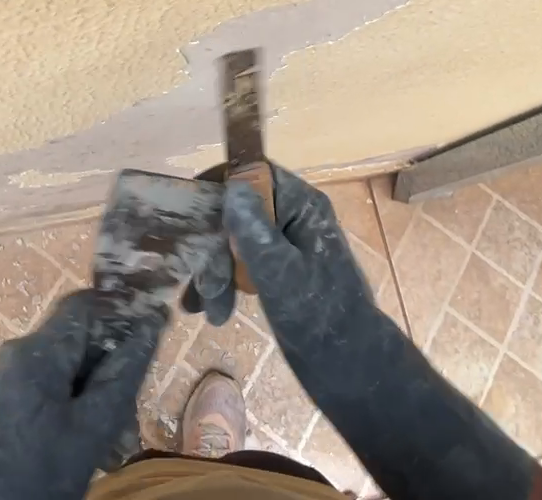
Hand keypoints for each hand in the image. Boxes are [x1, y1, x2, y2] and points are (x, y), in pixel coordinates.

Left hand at [0, 290, 160, 499]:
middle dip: (97, 371)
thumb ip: (121, 375)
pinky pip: (13, 398)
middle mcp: (2, 358)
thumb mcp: (90, 432)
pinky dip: (40, 412)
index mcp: (33, 353)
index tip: (141, 342)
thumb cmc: (35, 480)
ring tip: (92, 442)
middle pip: (63, 345)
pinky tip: (50, 450)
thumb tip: (150, 325)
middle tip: (123, 417)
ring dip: (71, 396)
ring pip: (39, 375)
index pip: (82, 306)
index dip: (116, 315)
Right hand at [224, 166, 537, 499]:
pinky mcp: (279, 271)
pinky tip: (210, 309)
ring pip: (236, 239)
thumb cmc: (318, 314)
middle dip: (215, 244)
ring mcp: (286, 245)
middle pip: (239, 210)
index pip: (256, 173)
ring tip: (206, 308)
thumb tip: (232, 184)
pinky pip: (243, 263)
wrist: (351, 369)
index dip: (221, 182)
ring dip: (216, 270)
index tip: (190, 202)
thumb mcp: (278, 268)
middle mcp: (293, 217)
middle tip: (200, 281)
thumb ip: (253, 226)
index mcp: (302, 205)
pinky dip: (226, 282)